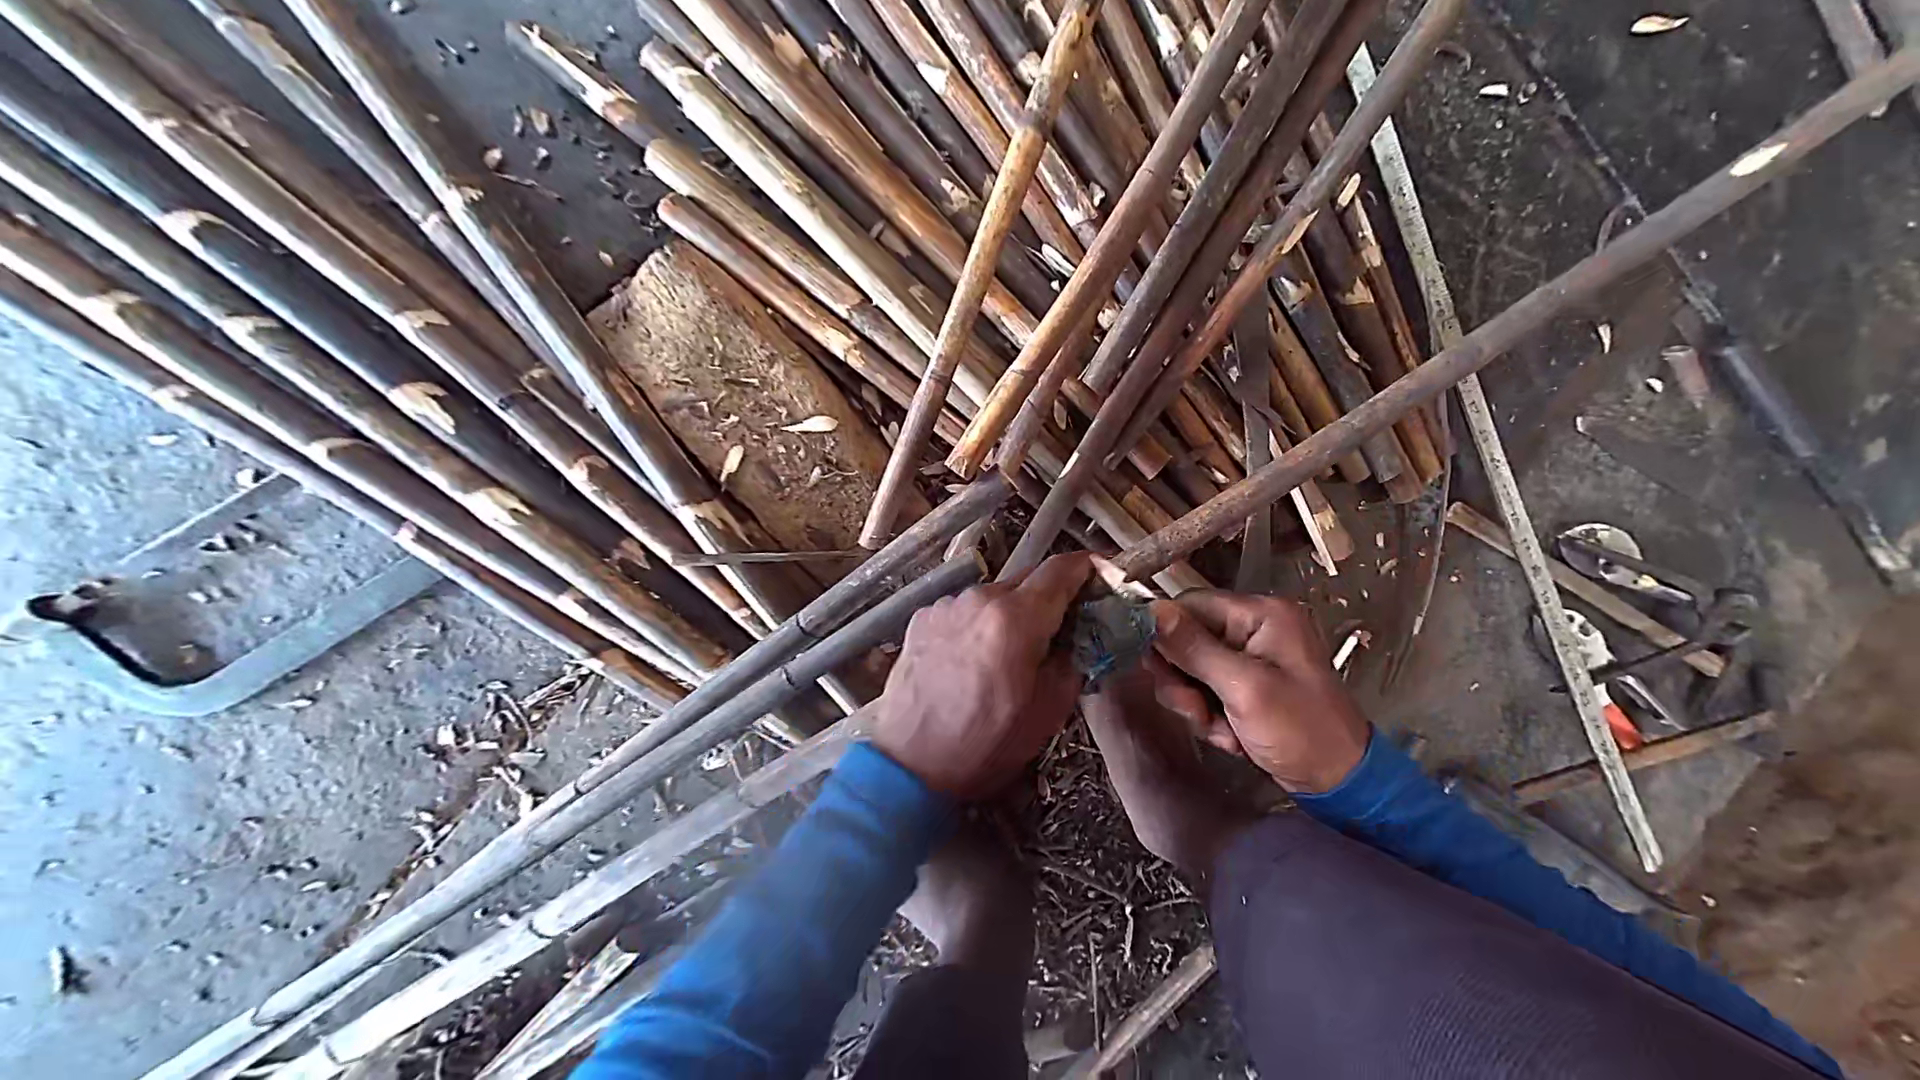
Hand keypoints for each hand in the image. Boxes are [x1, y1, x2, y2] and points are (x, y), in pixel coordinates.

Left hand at [872, 553, 1091, 798]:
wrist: (911, 764)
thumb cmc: (985, 743)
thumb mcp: (1050, 709)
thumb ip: (1074, 658)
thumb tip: (1080, 634)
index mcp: (1016, 617)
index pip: (1062, 568)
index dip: (1088, 568)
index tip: (1100, 577)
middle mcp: (979, 598)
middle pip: (1028, 580)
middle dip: (1050, 599)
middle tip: (1061, 630)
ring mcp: (946, 606)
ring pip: (995, 596)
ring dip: (1011, 614)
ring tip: (1010, 655)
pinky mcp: (922, 618)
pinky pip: (964, 611)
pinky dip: (978, 625)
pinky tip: (973, 660)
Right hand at [1149, 592, 1370, 793]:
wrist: (1338, 782)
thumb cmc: (1301, 731)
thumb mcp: (1244, 688)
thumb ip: (1193, 648)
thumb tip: (1152, 611)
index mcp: (1261, 614)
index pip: (1189, 605)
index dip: (1166, 634)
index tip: (1159, 667)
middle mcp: (1252, 628)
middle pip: (1184, 638)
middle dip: (1182, 678)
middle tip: (1194, 709)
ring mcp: (1247, 657)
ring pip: (1188, 668)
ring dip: (1193, 702)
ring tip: (1217, 726)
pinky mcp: (1242, 683)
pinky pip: (1202, 689)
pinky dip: (1207, 714)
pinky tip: (1229, 734)